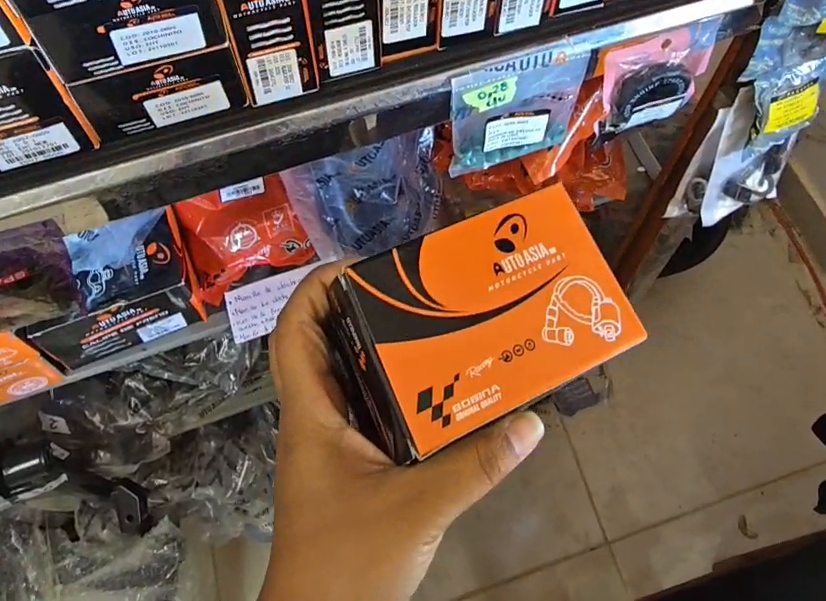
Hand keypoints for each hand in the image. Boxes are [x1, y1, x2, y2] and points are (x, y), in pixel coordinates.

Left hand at [258, 262, 545, 600]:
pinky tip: (429, 389)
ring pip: (341, 377)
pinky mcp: (345, 468)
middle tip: (404, 287)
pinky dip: (387, 389)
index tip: (357, 265)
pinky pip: (363, 411)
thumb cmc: (348, 560)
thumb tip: (531, 423)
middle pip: (317, 344)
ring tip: (421, 323)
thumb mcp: (417, 509)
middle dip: (351, 307)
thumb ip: (474, 466)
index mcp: (311, 413)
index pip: (294, 332)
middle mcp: (313, 419)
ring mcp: (326, 445)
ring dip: (370, 347)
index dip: (315, 289)